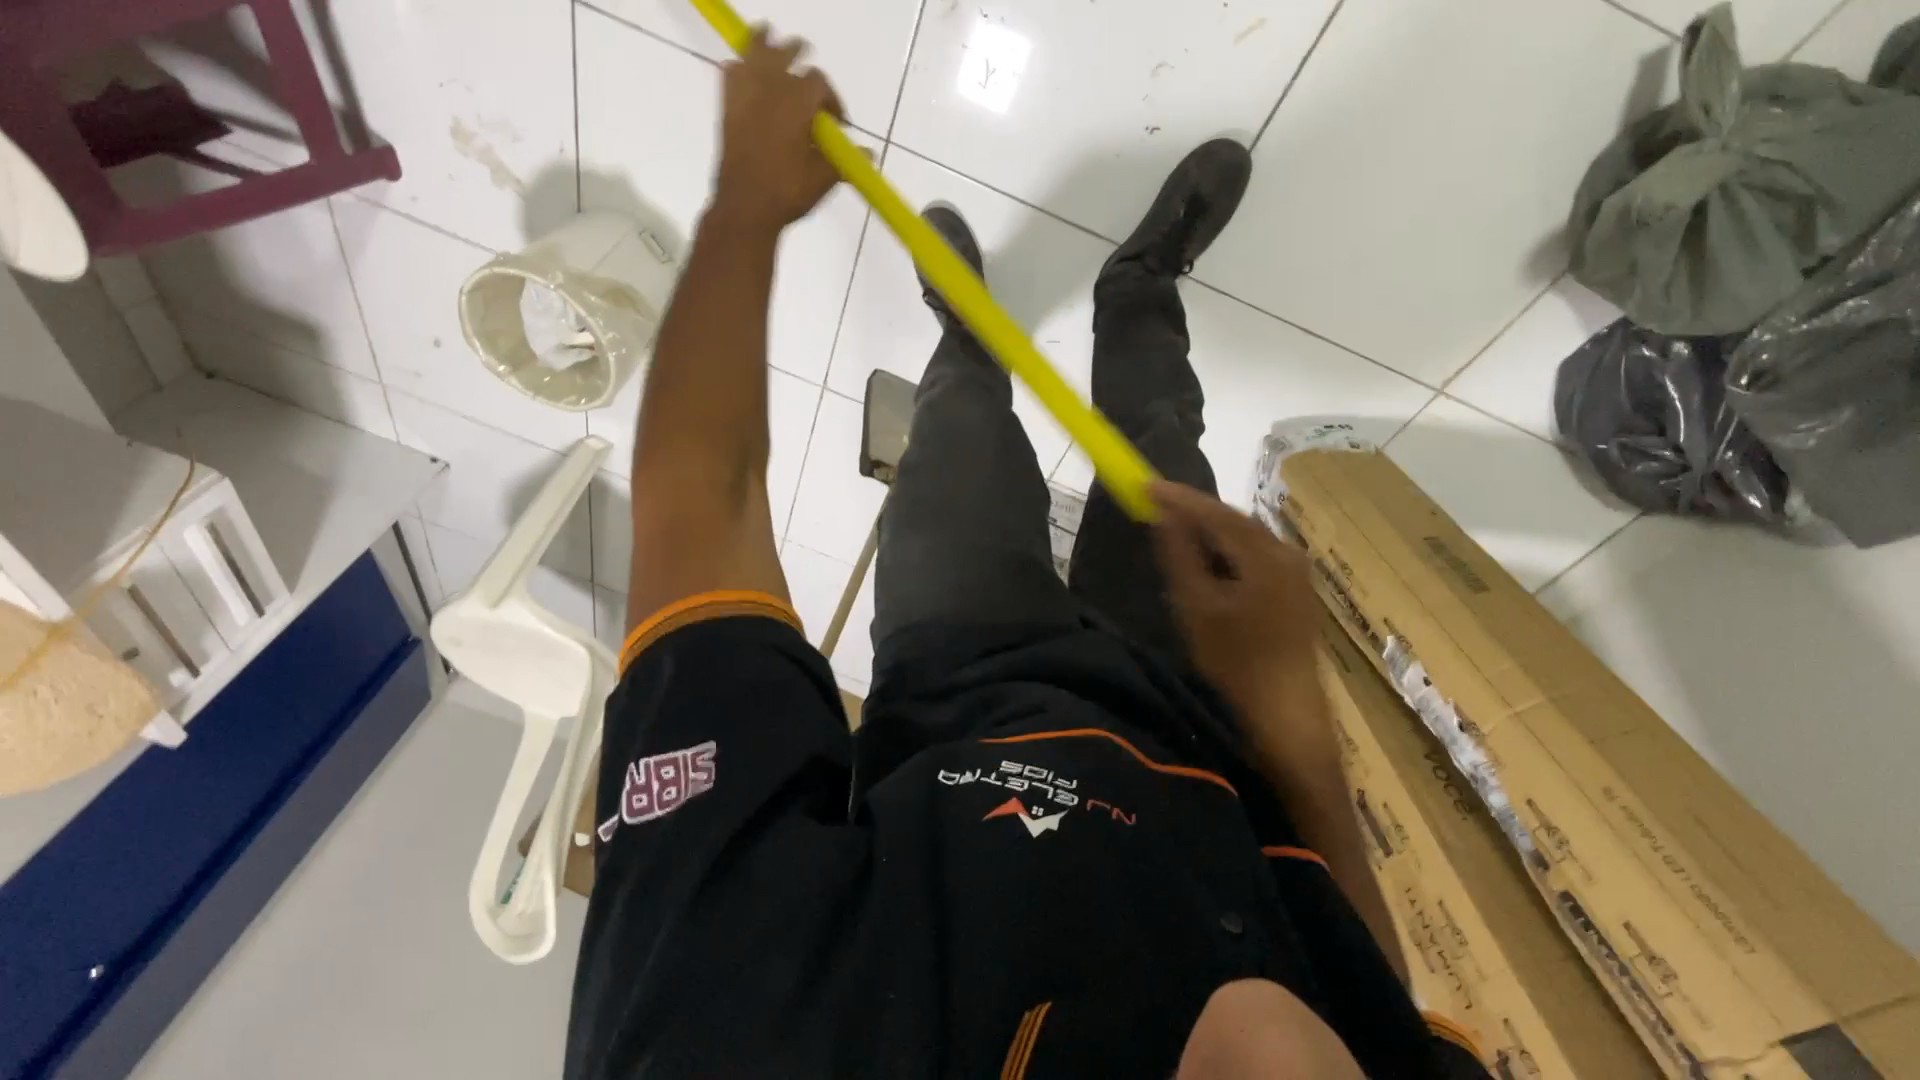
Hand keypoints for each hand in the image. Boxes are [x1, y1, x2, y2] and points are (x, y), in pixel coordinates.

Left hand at [712, 28, 844, 232]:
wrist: (745, 207)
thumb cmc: (788, 192)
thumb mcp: (824, 178)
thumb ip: (844, 161)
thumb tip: (869, 155)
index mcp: (799, 102)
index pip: (819, 83)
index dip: (831, 99)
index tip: (836, 122)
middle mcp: (772, 88)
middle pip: (787, 53)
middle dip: (797, 54)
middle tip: (803, 54)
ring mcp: (746, 94)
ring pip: (755, 53)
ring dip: (764, 43)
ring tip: (767, 34)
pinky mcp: (727, 107)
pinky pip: (730, 73)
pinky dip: (737, 67)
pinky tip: (741, 69)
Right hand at [1149, 482, 1330, 756]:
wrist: (1284, 717)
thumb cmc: (1235, 664)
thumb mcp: (1196, 607)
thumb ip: (1180, 554)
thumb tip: (1164, 513)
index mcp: (1267, 556)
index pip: (1217, 512)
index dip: (1179, 497)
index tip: (1144, 484)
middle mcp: (1288, 556)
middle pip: (1235, 521)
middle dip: (1195, 512)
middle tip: (1154, 504)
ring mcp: (1297, 576)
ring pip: (1245, 540)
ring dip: (1210, 533)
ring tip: (1172, 530)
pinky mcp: (1295, 595)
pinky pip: (1254, 558)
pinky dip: (1226, 553)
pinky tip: (1204, 563)